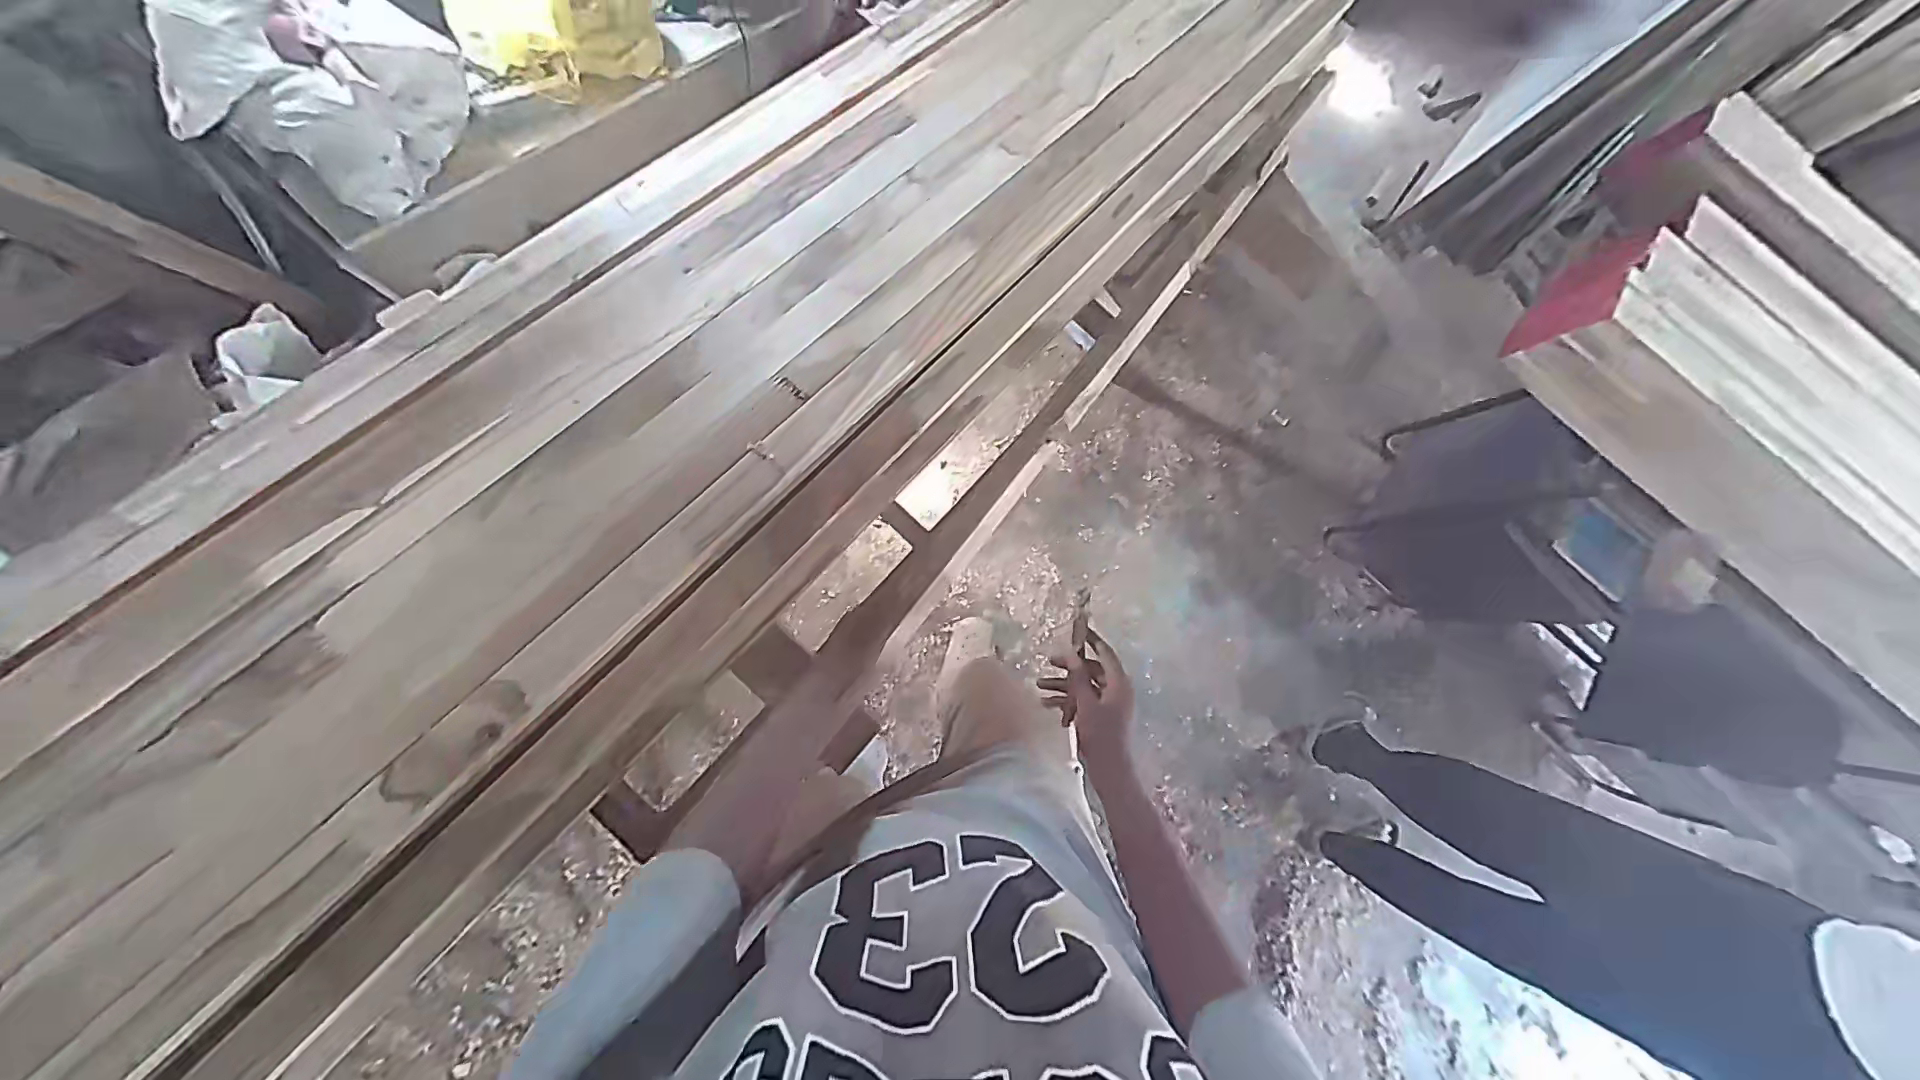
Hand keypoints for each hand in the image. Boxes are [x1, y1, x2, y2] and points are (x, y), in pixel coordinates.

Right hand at [1040, 633, 1134, 768]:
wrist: (1111, 770)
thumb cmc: (1101, 735)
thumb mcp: (1086, 704)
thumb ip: (1078, 678)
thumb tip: (1071, 654)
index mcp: (1118, 683)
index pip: (1105, 653)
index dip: (1091, 640)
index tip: (1077, 629)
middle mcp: (1116, 690)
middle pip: (1091, 669)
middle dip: (1069, 666)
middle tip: (1049, 661)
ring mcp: (1108, 703)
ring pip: (1084, 686)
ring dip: (1063, 685)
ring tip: (1040, 685)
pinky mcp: (1100, 716)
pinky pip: (1083, 701)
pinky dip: (1067, 700)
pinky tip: (1047, 704)